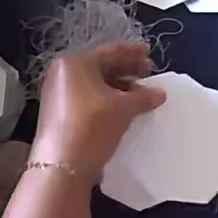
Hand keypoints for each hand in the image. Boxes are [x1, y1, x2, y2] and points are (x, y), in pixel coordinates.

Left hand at [30, 42, 167, 175]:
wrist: (62, 166)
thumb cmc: (92, 126)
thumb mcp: (123, 109)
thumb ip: (143, 97)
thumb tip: (159, 93)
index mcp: (74, 63)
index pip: (109, 51)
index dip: (132, 52)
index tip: (149, 52)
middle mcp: (62, 74)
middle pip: (100, 66)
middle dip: (126, 69)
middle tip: (148, 71)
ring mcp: (58, 93)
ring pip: (94, 83)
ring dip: (118, 86)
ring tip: (140, 93)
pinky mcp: (59, 112)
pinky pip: (88, 97)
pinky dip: (106, 99)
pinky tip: (123, 107)